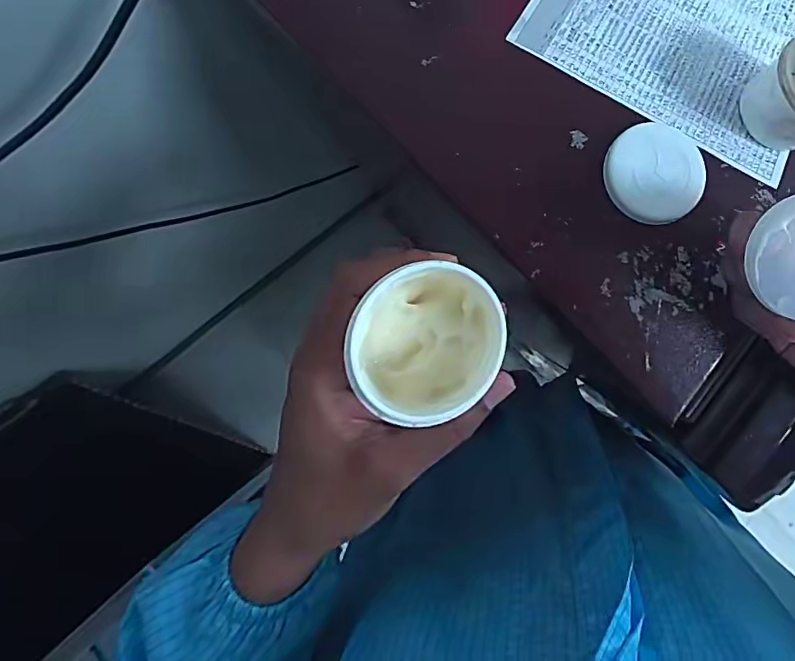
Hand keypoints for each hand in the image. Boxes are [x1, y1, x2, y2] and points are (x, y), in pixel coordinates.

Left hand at [230, 250, 515, 602]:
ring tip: (442, 286)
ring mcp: (322, 356)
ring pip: (356, 297)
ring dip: (395, 283)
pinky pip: (360, 319)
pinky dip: (390, 307)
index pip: (349, 288)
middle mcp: (318, 348)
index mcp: (322, 362)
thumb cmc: (334, 499)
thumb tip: (502, 383)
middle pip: (353, 283)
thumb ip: (451, 426)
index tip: (442, 265)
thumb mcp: (396, 467)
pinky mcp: (332, 367)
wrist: (293, 528)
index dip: (394, 265)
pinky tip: (422, 319)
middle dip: (401, 267)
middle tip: (451, 274)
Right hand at [726, 213, 794, 438]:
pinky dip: (759, 320)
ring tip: (782, 314)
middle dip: (747, 256)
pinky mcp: (783, 330)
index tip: (752, 237)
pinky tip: (789, 334)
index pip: (794, 222)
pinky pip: (751, 314)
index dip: (766, 224)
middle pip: (758, 246)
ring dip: (752, 292)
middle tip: (752, 273)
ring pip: (747, 278)